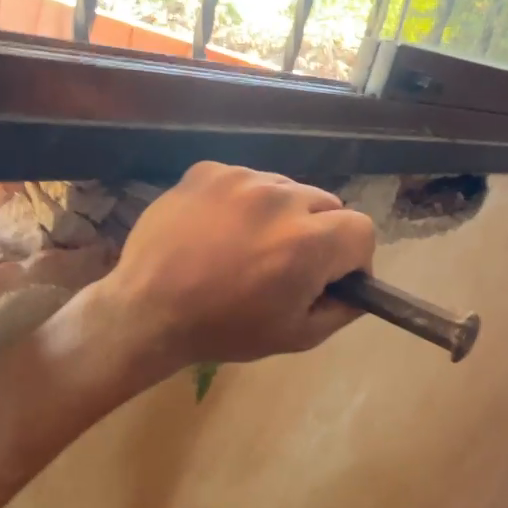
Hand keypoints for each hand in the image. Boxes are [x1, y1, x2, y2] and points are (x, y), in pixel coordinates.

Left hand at [94, 162, 375, 373]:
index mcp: (309, 242)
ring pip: (285, 189)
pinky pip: (245, 180)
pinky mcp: (208, 170)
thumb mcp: (295, 337)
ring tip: (245, 247)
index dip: (351, 258)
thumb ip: (341, 310)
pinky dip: (241, 203)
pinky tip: (218, 232)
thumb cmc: (223, 329)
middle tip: (283, 265)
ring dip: (279, 215)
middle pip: (326, 204)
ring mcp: (242, 178)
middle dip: (317, 233)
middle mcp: (281, 197)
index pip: (361, 230)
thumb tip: (359, 289)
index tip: (329, 278)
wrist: (147, 310)